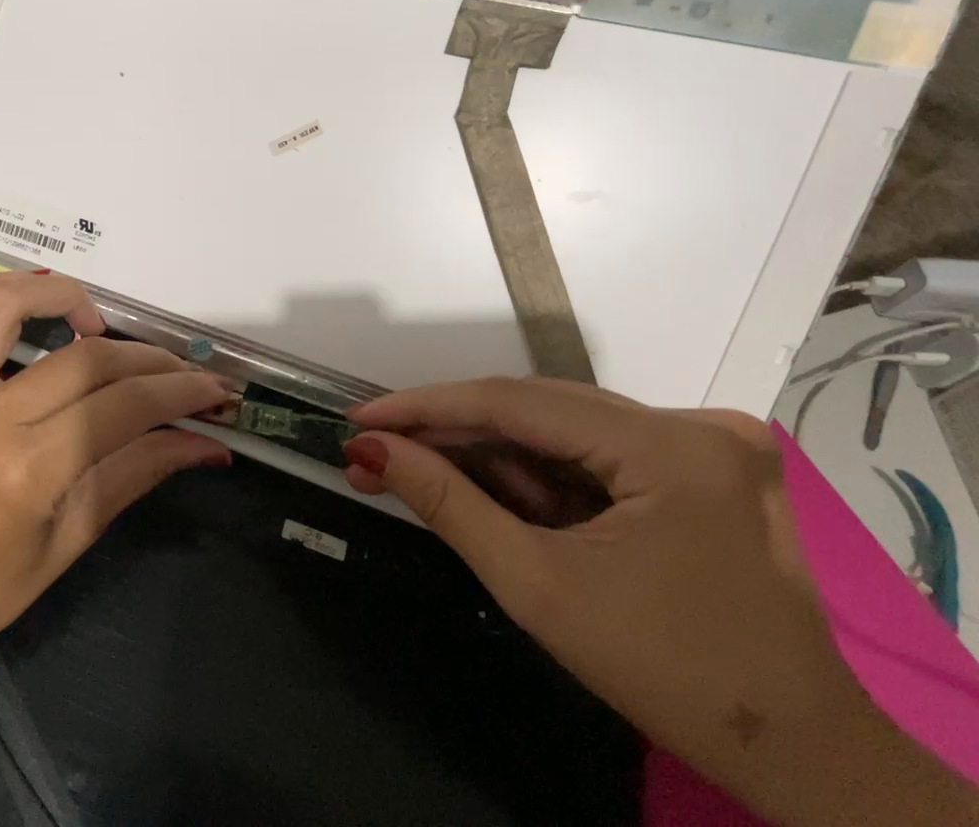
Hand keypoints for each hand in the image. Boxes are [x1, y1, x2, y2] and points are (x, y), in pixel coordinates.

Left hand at [0, 271, 234, 670]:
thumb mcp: (73, 537)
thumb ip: (137, 472)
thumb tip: (205, 441)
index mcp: (24, 471)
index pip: (120, 406)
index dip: (178, 392)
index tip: (213, 389)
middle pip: (82, 359)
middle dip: (146, 359)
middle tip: (180, 372)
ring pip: (5, 306)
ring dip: (61, 294)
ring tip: (98, 318)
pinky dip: (0, 296)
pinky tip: (36, 308)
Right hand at [340, 377, 977, 826]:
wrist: (793, 748)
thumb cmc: (660, 668)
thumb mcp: (535, 582)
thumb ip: (446, 501)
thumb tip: (370, 448)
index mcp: (672, 448)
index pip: (518, 402)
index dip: (425, 406)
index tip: (357, 416)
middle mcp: (698, 427)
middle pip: (540, 411)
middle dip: (451, 435)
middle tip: (373, 453)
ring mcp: (707, 448)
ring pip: (563, 433)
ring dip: (489, 458)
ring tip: (414, 478)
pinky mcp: (703, 473)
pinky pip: (594, 458)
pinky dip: (536, 478)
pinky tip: (488, 500)